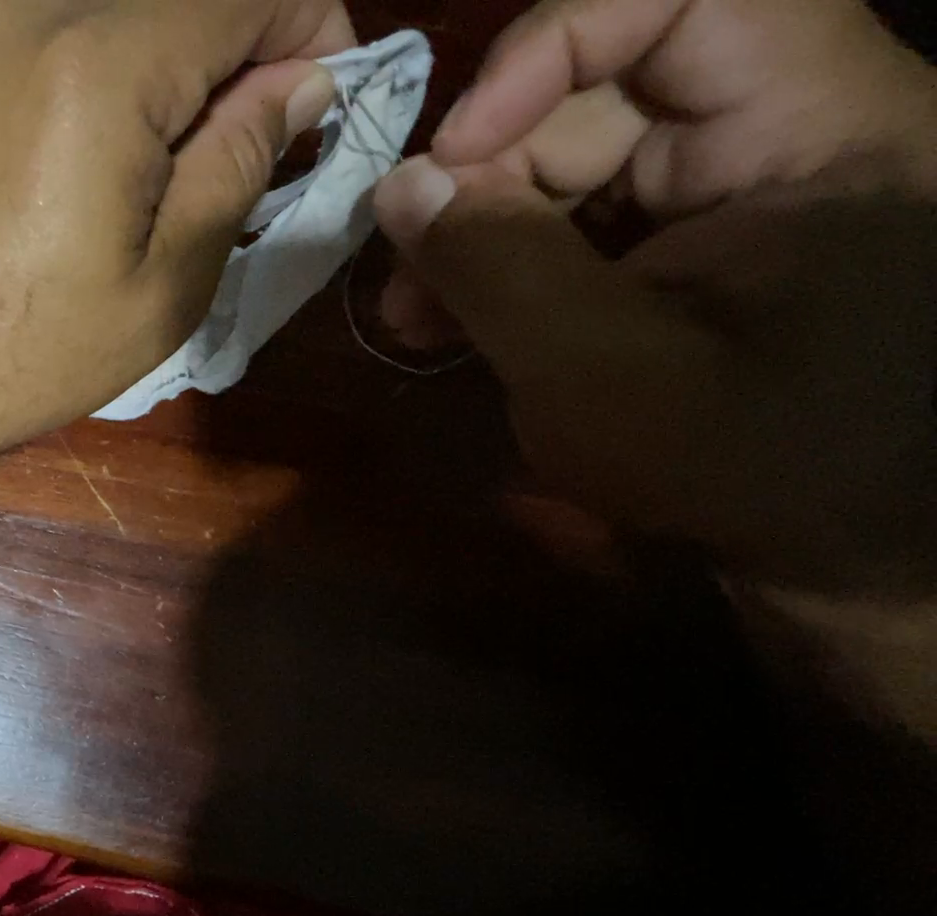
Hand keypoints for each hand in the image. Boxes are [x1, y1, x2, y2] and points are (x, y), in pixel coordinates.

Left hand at [0, 0, 351, 474]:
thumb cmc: (33, 353)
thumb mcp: (166, 281)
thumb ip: (242, 159)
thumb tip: (300, 81)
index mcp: (98, 62)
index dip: (311, 27)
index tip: (325, 95)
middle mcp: (27, 14)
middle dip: (236, 48)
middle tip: (254, 136)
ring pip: (109, 9)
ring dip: (166, 60)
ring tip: (177, 153)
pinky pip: (46, 36)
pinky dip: (99, 70)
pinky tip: (99, 149)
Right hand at [371, 0, 936, 594]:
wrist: (835, 546)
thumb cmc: (746, 464)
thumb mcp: (598, 371)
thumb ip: (496, 267)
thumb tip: (397, 183)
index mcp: (815, 126)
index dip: (550, 51)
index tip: (452, 154)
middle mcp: (781, 129)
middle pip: (599, 95)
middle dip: (478, 183)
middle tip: (400, 276)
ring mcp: (732, 187)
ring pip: (567, 164)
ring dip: (471, 235)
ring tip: (411, 318)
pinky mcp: (690, 239)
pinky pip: (575, 220)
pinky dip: (501, 266)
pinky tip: (449, 323)